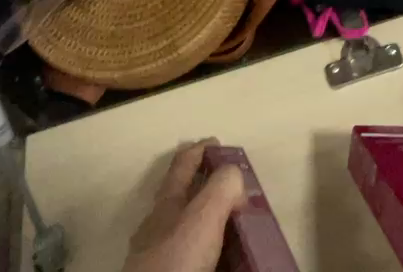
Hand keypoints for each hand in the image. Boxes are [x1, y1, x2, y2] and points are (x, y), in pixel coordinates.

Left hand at [124, 140, 246, 271]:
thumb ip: (221, 187)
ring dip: (216, 227)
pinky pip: (196, 259)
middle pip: (188, 198)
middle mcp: (160, 225)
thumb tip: (234, 174)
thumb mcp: (202, 216)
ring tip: (241, 231)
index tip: (218, 142)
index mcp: (166, 202)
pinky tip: (227, 262)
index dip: (202, 148)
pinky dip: (214, 256)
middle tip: (241, 195)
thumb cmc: (175, 260)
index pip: (184, 162)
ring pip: (192, 232)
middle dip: (213, 191)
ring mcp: (160, 255)